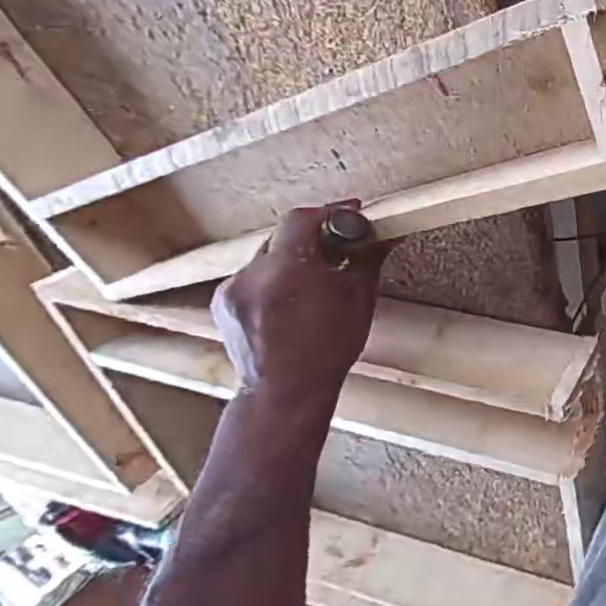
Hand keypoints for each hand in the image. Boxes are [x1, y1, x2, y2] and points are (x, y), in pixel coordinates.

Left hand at [211, 202, 389, 420]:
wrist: (285, 394)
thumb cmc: (326, 352)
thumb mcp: (359, 300)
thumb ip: (366, 258)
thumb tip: (383, 233)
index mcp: (287, 269)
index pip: (302, 218)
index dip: (329, 211)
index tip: (350, 212)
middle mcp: (253, 274)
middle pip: (284, 234)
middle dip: (312, 236)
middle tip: (337, 245)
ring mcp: (233, 289)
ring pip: (268, 255)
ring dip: (291, 258)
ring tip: (313, 278)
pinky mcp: (223, 302)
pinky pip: (252, 275)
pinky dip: (272, 278)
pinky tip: (290, 298)